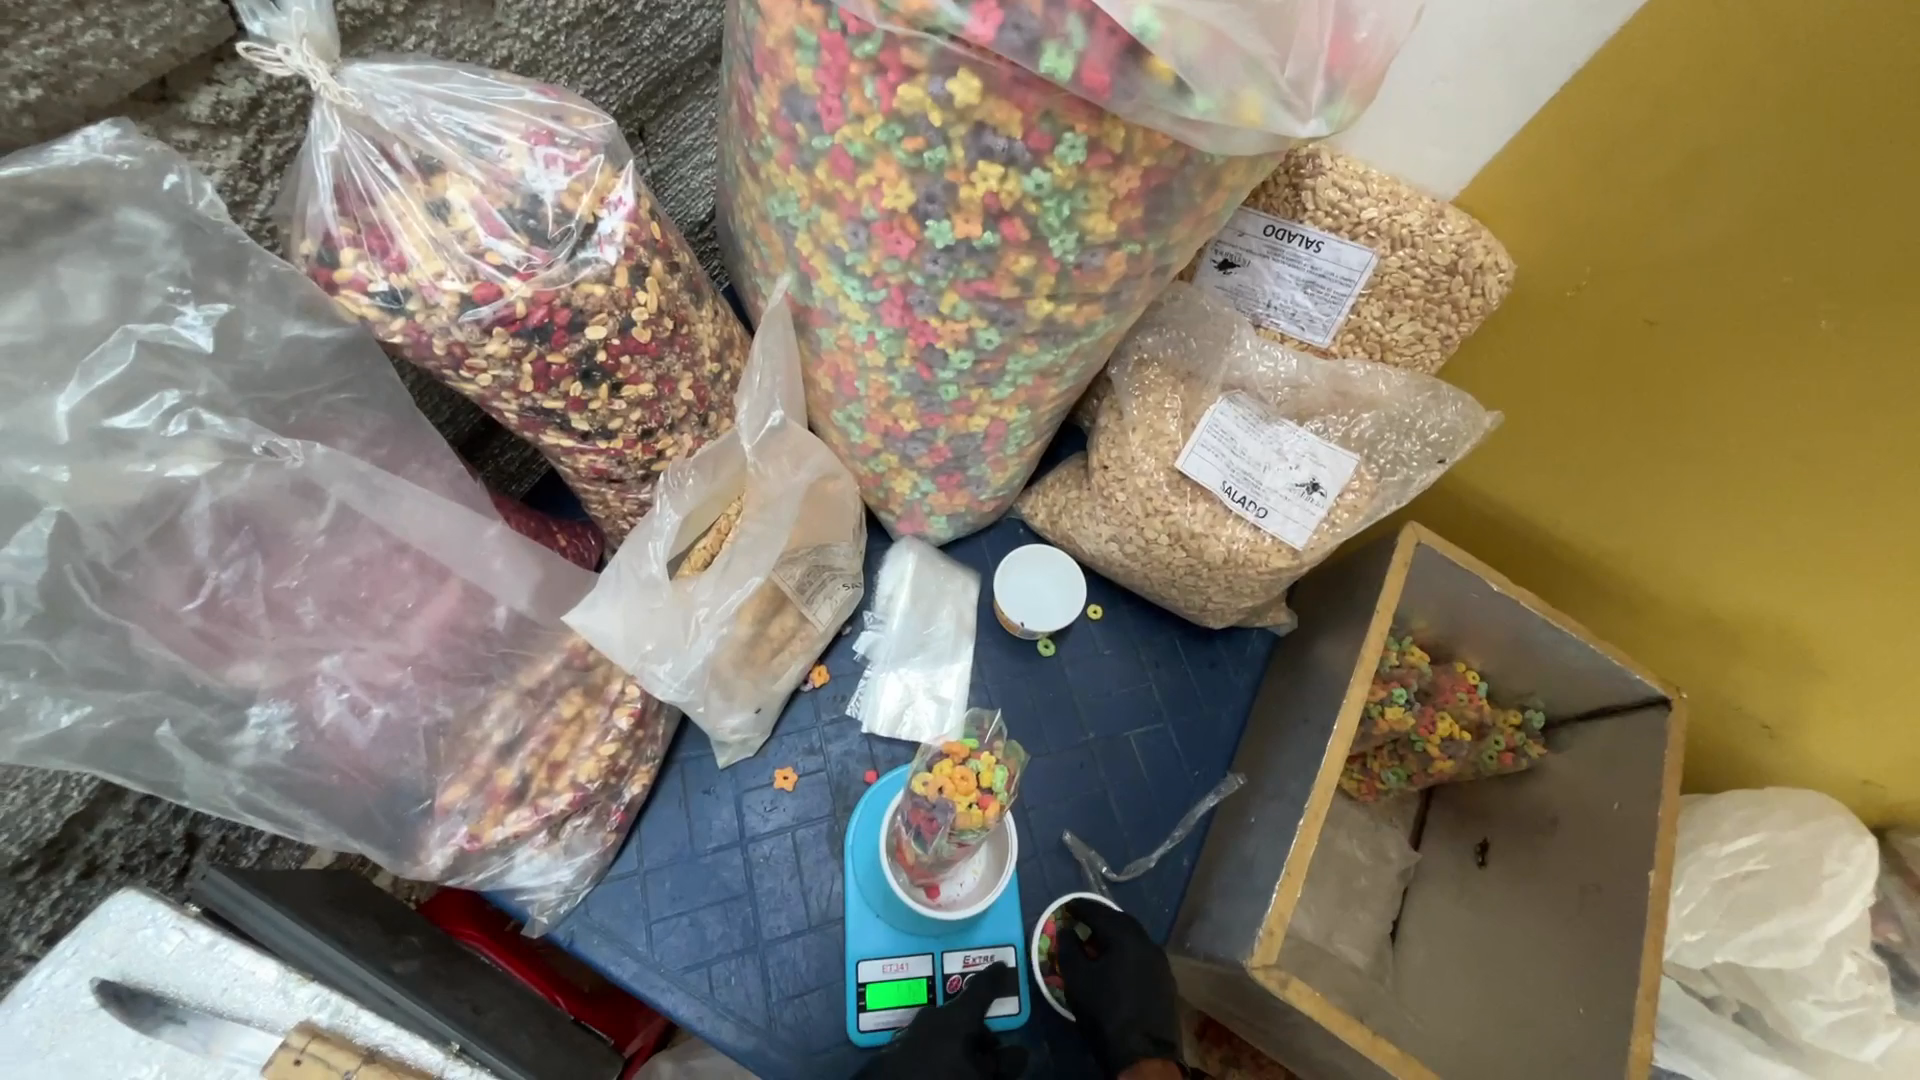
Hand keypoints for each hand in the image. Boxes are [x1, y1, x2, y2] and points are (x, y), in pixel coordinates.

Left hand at [855, 962, 1027, 1079]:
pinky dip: (940, 1052)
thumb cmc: (941, 1079)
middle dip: (979, 1032)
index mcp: (957, 1017)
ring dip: (959, 1045)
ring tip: (967, 1068)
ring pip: (945, 1031)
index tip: (1002, 965)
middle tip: (992, 1056)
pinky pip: (927, 1044)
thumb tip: (1020, 1051)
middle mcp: (934, 1016)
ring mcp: (912, 1031)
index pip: (981, 989)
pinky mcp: (896, 1049)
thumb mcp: (980, 1078)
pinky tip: (942, 1071)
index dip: (994, 978)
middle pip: (964, 1016)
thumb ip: (1001, 1065)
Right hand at [1058, 899, 1182, 1075]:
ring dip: (1115, 935)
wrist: (1144, 1057)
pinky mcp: (1166, 980)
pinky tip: (1117, 963)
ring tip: (1097, 942)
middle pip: (1119, 920)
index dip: (1079, 907)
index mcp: (1125, 936)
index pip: (1098, 912)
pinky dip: (1127, 951)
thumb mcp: (1077, 979)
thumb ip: (1068, 947)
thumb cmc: (1105, 1013)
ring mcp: (1160, 962)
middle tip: (1081, 922)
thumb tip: (1067, 929)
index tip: (1066, 908)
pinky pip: (1142, 954)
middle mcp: (1147, 942)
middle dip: (1099, 918)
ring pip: (1134, 938)